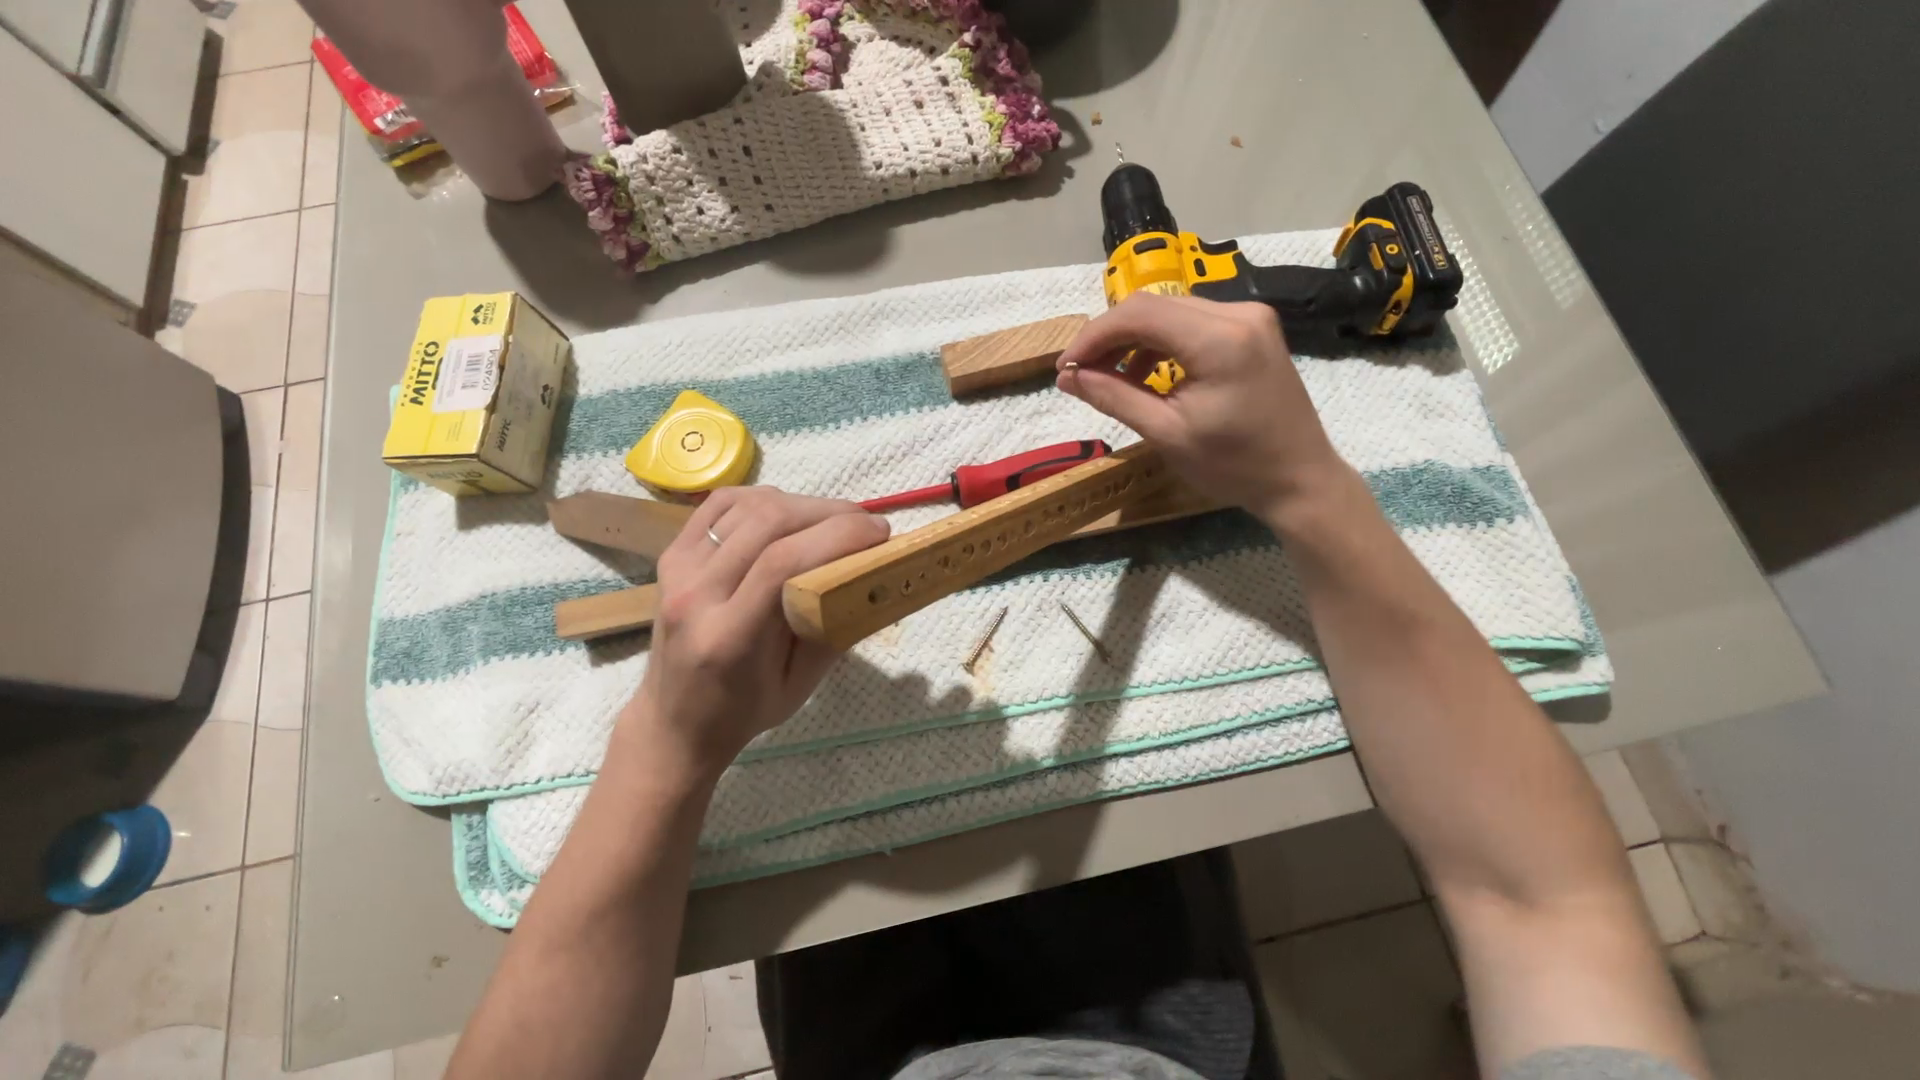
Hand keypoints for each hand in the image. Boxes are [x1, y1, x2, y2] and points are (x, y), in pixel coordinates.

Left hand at [619, 488, 888, 775]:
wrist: (675, 722)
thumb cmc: (745, 711)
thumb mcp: (800, 685)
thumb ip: (832, 627)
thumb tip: (872, 574)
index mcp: (730, 637)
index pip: (783, 563)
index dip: (837, 535)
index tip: (880, 533)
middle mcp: (696, 596)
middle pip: (767, 524)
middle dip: (827, 512)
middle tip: (865, 523)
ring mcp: (678, 571)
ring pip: (746, 507)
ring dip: (799, 503)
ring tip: (832, 520)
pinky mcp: (672, 557)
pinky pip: (720, 506)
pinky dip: (761, 499)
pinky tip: (788, 513)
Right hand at [1055, 293, 1348, 521]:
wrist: (1299, 479)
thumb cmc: (1234, 466)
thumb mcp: (1167, 434)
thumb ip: (1114, 397)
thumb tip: (1068, 377)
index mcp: (1219, 340)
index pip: (1138, 315)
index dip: (1093, 336)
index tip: (1064, 369)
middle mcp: (1238, 313)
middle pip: (1153, 306)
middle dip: (1109, 337)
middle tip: (1080, 374)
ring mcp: (1250, 317)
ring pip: (1170, 311)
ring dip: (1133, 339)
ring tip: (1109, 378)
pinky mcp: (1252, 328)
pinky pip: (1192, 322)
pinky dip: (1161, 342)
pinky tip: (1146, 374)